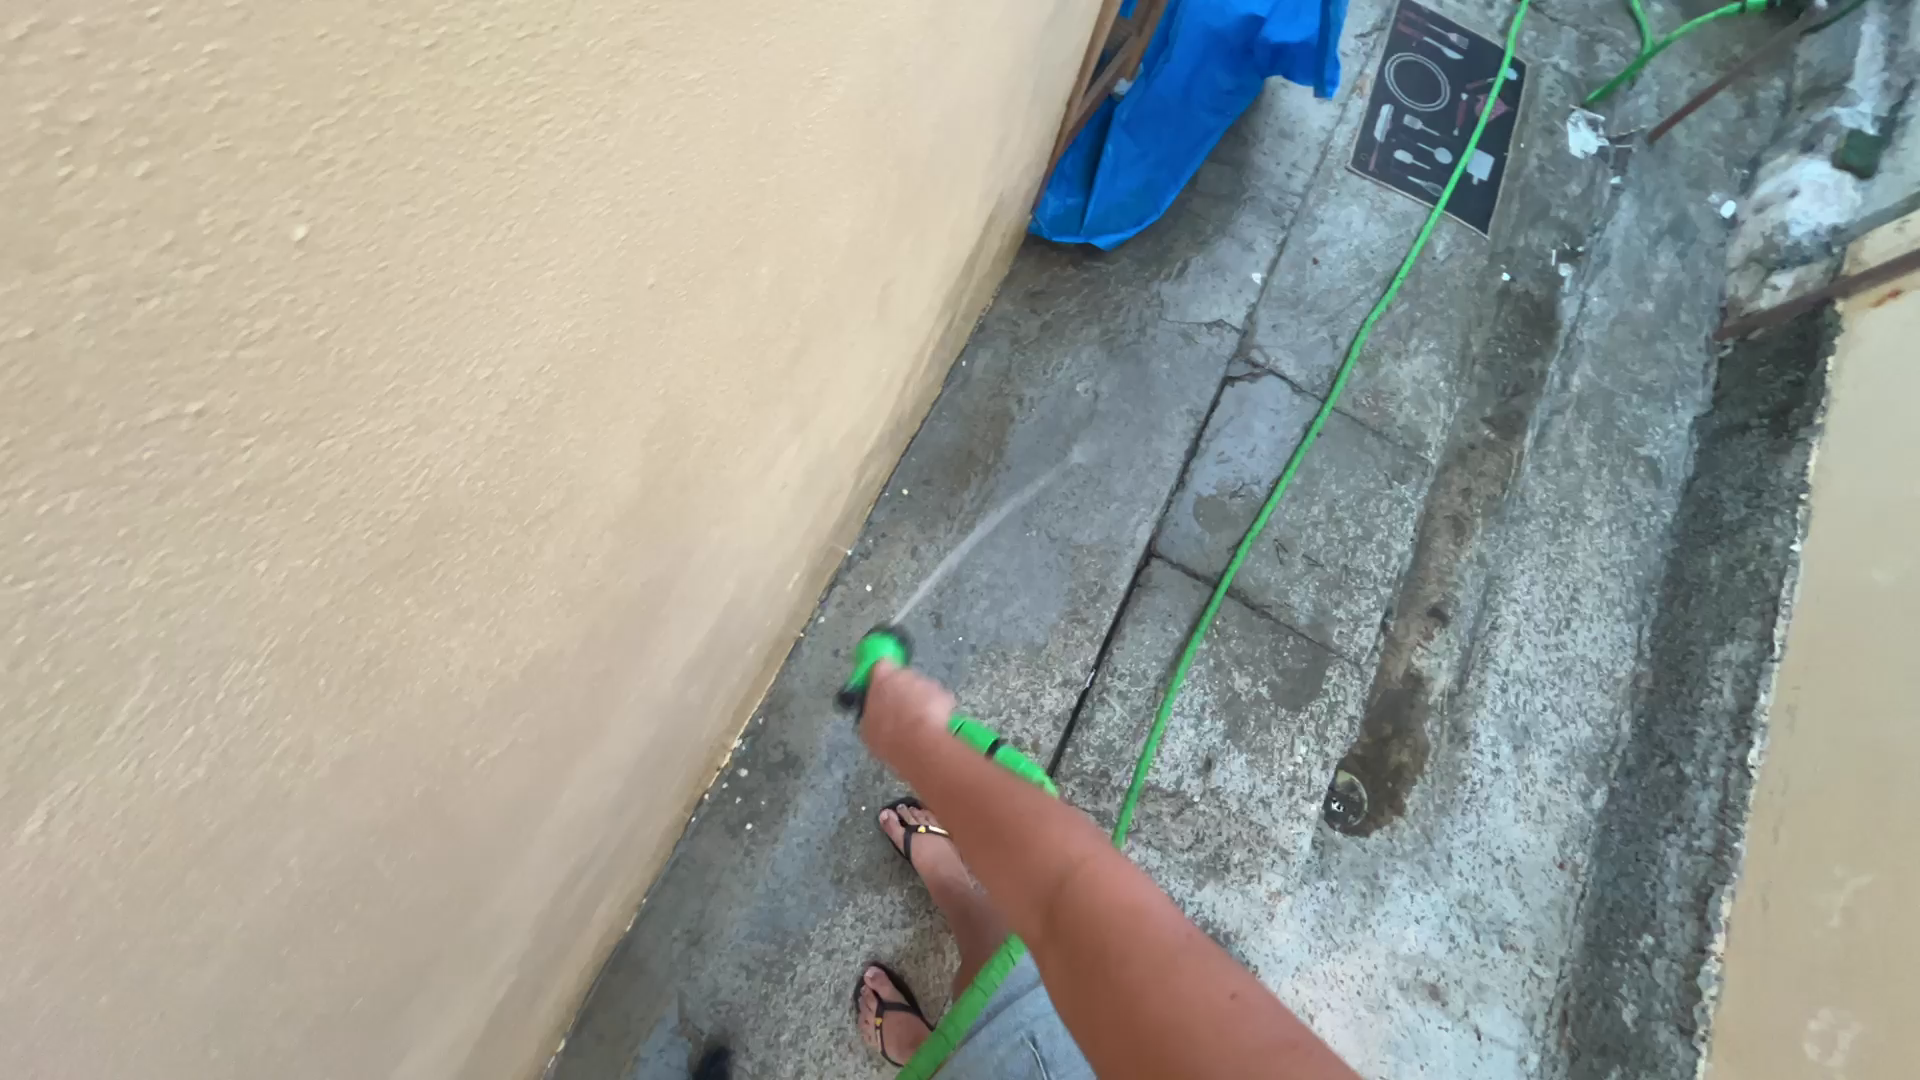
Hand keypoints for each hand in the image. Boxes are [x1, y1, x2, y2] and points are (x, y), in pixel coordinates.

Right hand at [859, 660, 956, 768]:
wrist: (917, 743)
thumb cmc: (889, 735)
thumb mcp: (867, 726)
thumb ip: (871, 710)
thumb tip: (874, 714)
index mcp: (882, 679)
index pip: (881, 665)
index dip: (883, 675)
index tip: (882, 685)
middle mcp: (905, 674)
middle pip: (904, 677)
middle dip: (903, 690)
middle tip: (900, 711)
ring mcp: (926, 682)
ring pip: (922, 688)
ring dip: (920, 700)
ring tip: (916, 723)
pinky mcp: (944, 693)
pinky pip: (938, 699)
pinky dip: (936, 709)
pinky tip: (930, 726)